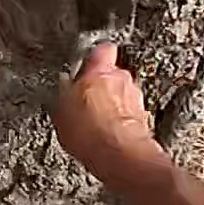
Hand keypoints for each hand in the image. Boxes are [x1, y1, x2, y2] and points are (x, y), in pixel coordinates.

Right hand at [54, 43, 164, 184]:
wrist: (117, 154)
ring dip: (112, 105)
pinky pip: (128, 114)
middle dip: (100, 86)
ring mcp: (135, 99)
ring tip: (94, 122)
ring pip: (121, 95)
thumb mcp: (60, 110)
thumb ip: (64, 93)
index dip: (93, 58)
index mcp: (100, 71)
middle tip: (84, 100)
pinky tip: (104, 134)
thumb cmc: (90, 131)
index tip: (85, 66)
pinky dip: (119, 121)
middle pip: (112, 75)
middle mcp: (122, 80)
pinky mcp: (143, 119)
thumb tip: (62, 88)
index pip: (101, 50)